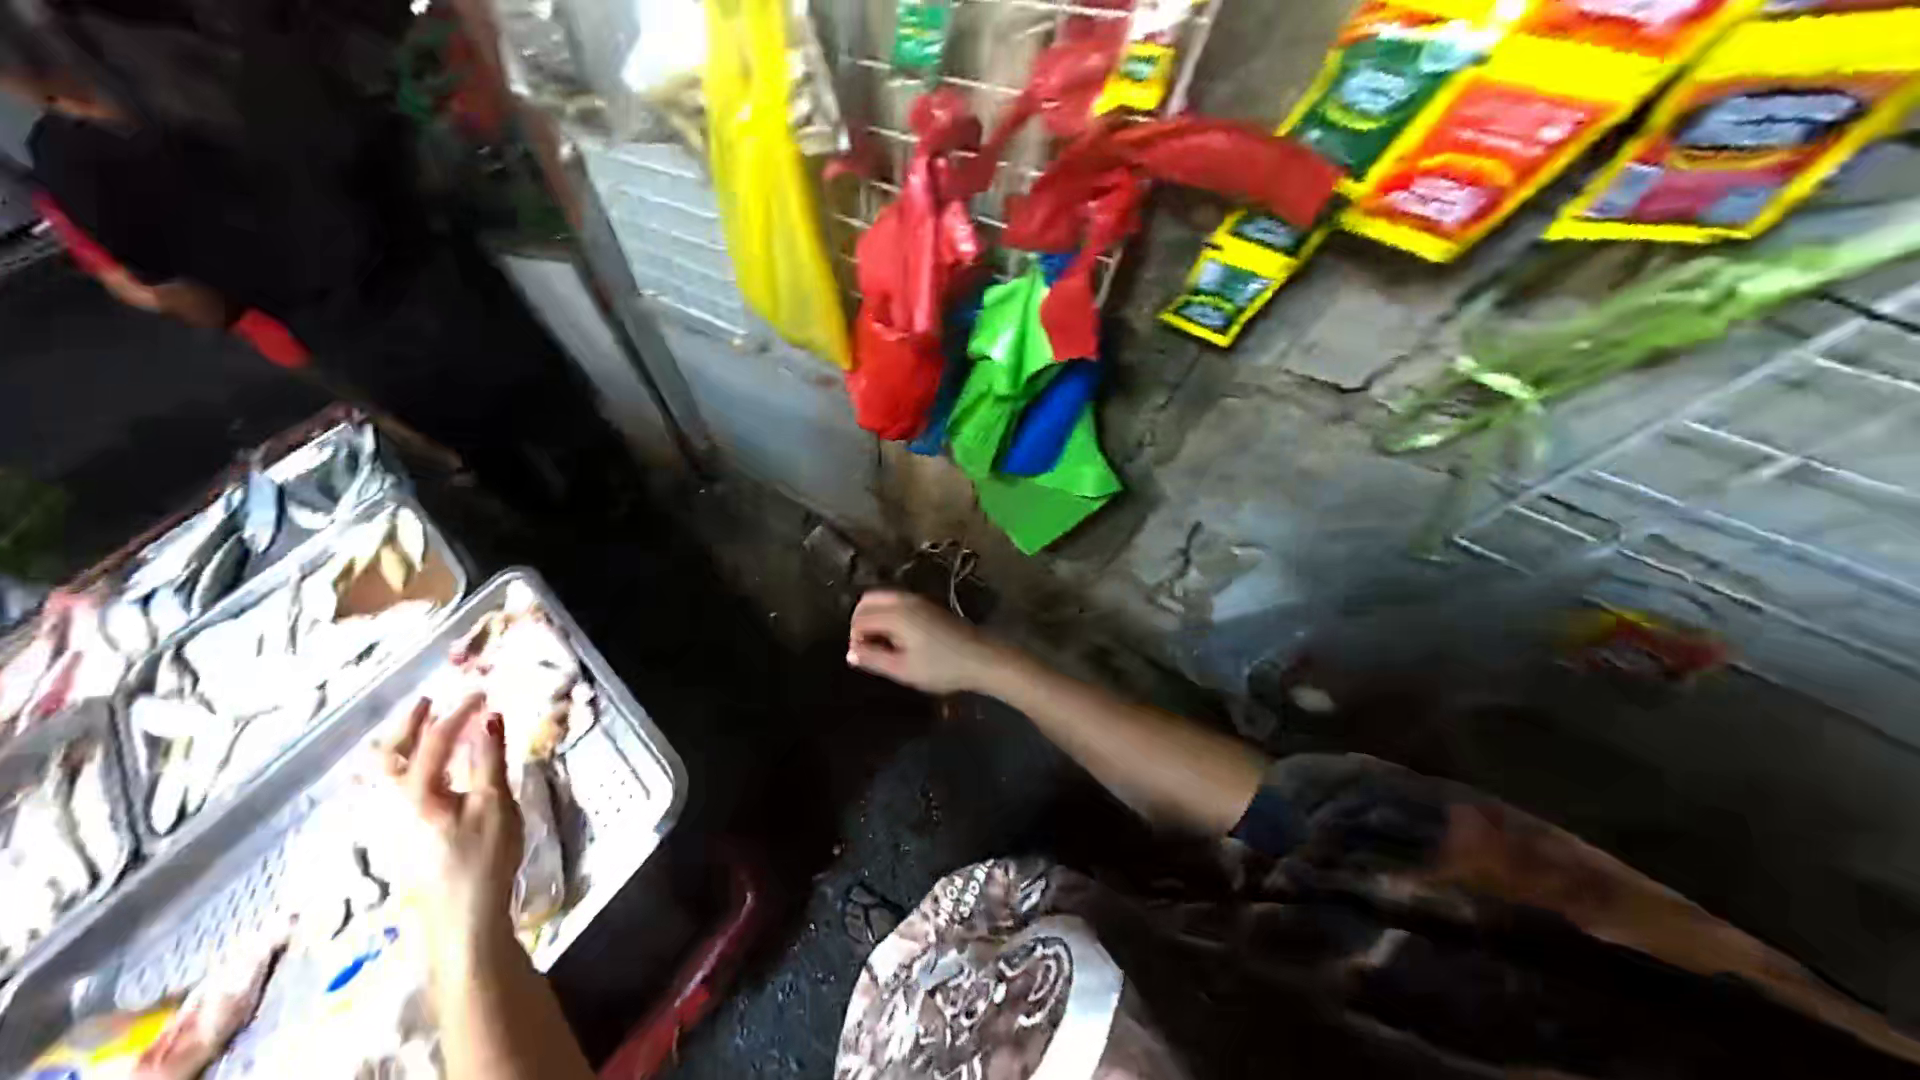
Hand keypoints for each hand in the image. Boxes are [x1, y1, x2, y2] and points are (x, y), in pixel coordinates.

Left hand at [381, 693, 522, 957]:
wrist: (460, 919)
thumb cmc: (483, 859)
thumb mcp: (495, 806)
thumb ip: (489, 760)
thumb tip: (489, 718)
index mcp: (418, 793)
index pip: (434, 740)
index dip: (458, 712)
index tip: (483, 692)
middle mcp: (393, 804)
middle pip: (388, 755)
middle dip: (407, 725)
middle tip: (429, 701)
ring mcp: (391, 823)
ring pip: (383, 775)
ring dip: (401, 745)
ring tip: (422, 729)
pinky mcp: (400, 837)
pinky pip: (391, 789)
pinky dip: (404, 767)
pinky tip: (425, 771)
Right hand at [846, 589, 1011, 694]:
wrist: (983, 658)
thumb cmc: (942, 667)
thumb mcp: (902, 669)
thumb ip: (873, 658)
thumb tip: (850, 653)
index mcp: (896, 613)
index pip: (859, 617)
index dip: (854, 638)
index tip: (862, 658)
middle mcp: (905, 600)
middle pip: (868, 601)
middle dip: (860, 622)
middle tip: (867, 648)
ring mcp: (918, 600)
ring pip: (883, 600)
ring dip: (875, 618)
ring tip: (882, 646)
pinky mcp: (929, 605)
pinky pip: (897, 602)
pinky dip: (888, 615)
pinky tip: (898, 639)